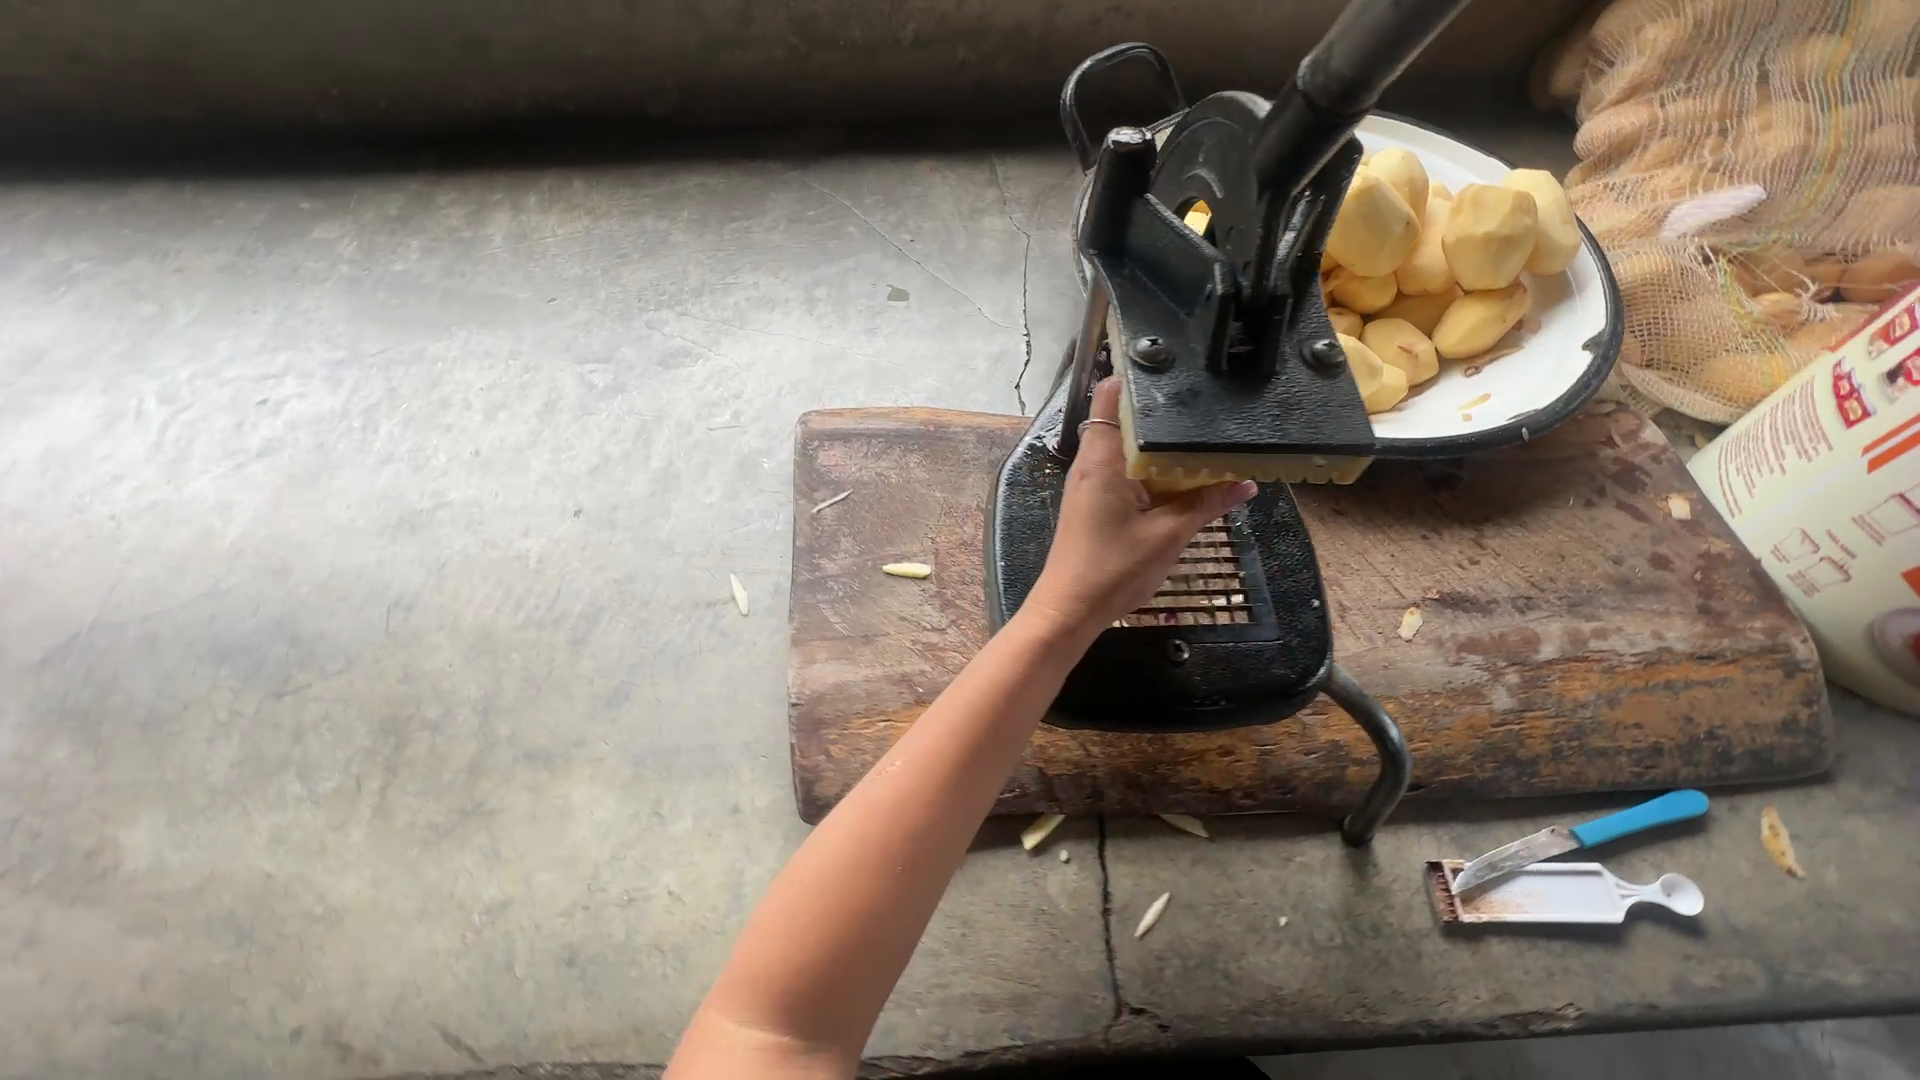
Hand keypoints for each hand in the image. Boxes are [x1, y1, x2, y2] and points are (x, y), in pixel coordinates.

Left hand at [1024, 377, 1256, 638]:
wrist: (1069, 610)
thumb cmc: (1113, 569)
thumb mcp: (1168, 535)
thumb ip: (1206, 505)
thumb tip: (1245, 484)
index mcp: (1102, 460)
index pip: (1108, 398)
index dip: (1135, 377)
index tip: (1170, 367)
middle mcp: (1091, 465)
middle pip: (1124, 422)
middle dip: (1161, 415)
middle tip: (1203, 405)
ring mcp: (1090, 486)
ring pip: (1127, 452)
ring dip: (1159, 449)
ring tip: (1201, 438)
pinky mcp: (1094, 505)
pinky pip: (1125, 476)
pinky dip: (1150, 473)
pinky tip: (1181, 479)